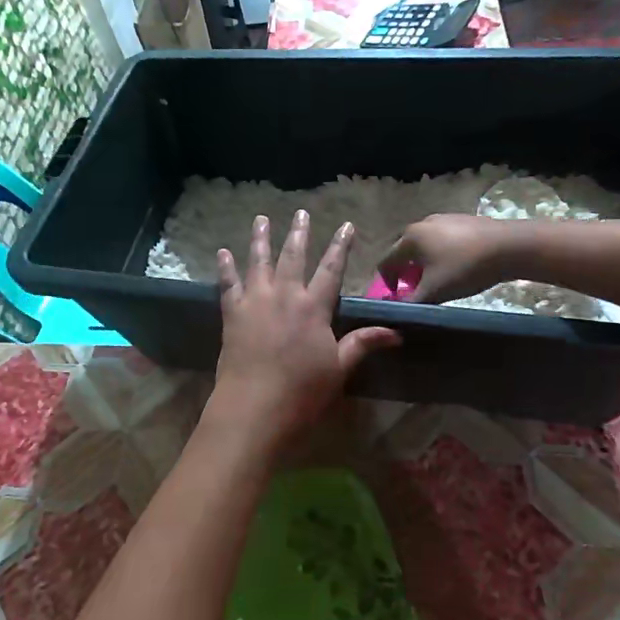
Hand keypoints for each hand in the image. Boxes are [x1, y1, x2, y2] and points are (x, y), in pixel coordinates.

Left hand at [213, 212, 399, 441]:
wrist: (254, 406)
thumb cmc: (302, 392)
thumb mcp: (338, 369)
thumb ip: (362, 344)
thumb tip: (396, 333)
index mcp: (314, 308)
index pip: (331, 269)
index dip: (340, 246)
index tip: (347, 225)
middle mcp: (284, 296)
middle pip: (292, 257)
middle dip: (299, 233)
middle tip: (302, 212)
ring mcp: (255, 302)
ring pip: (258, 262)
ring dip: (261, 239)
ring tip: (261, 219)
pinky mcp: (231, 314)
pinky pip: (227, 284)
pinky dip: (225, 267)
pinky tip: (223, 252)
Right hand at [377, 214, 521, 303]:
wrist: (512, 246)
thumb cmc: (465, 268)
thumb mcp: (434, 292)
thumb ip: (410, 303)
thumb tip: (397, 309)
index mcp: (409, 238)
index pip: (385, 263)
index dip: (386, 284)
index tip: (398, 299)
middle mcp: (421, 224)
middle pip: (404, 253)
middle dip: (406, 274)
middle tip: (419, 292)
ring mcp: (443, 218)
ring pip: (424, 246)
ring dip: (424, 265)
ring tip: (440, 281)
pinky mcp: (463, 220)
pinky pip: (443, 240)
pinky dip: (442, 255)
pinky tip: (459, 267)